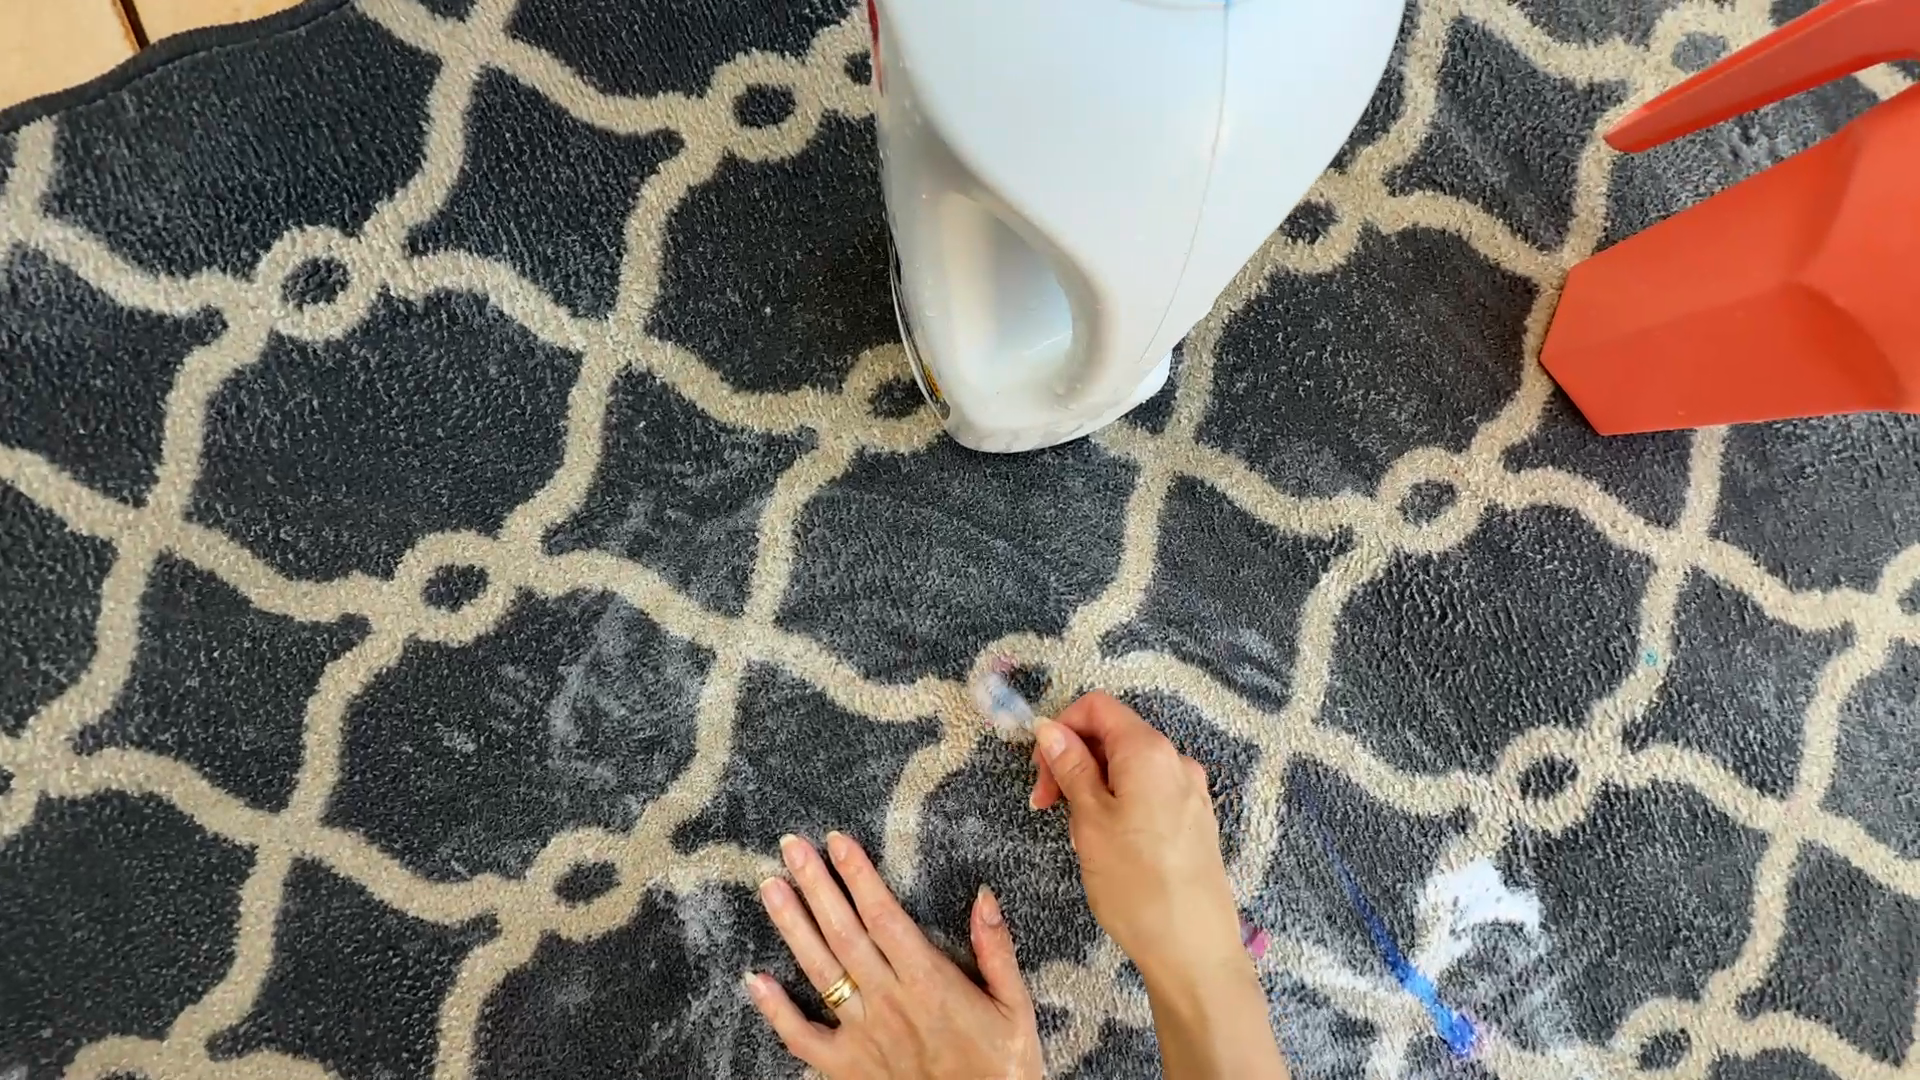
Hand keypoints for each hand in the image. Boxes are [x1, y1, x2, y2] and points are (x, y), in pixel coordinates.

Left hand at [744, 831, 1043, 1079]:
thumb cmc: (1003, 1067)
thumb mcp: (1014, 1006)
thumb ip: (997, 948)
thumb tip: (982, 894)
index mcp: (929, 981)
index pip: (883, 915)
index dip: (858, 875)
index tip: (837, 841)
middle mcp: (890, 1003)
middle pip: (844, 933)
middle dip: (816, 886)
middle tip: (791, 847)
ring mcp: (864, 1037)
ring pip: (820, 973)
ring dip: (792, 927)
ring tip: (770, 887)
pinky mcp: (847, 1069)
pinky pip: (803, 1038)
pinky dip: (775, 1011)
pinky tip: (754, 979)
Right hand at [1028, 692, 1242, 981]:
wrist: (1196, 954)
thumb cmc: (1135, 883)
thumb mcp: (1089, 819)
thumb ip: (1071, 766)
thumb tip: (1050, 727)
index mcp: (1149, 750)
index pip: (1098, 706)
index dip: (1062, 727)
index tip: (1041, 770)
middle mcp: (1175, 760)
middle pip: (1113, 734)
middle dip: (1074, 759)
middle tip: (1048, 805)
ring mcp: (1190, 790)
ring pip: (1128, 765)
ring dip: (1093, 784)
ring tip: (1079, 833)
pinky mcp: (1195, 819)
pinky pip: (1148, 790)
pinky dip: (1119, 801)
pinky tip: (1110, 842)